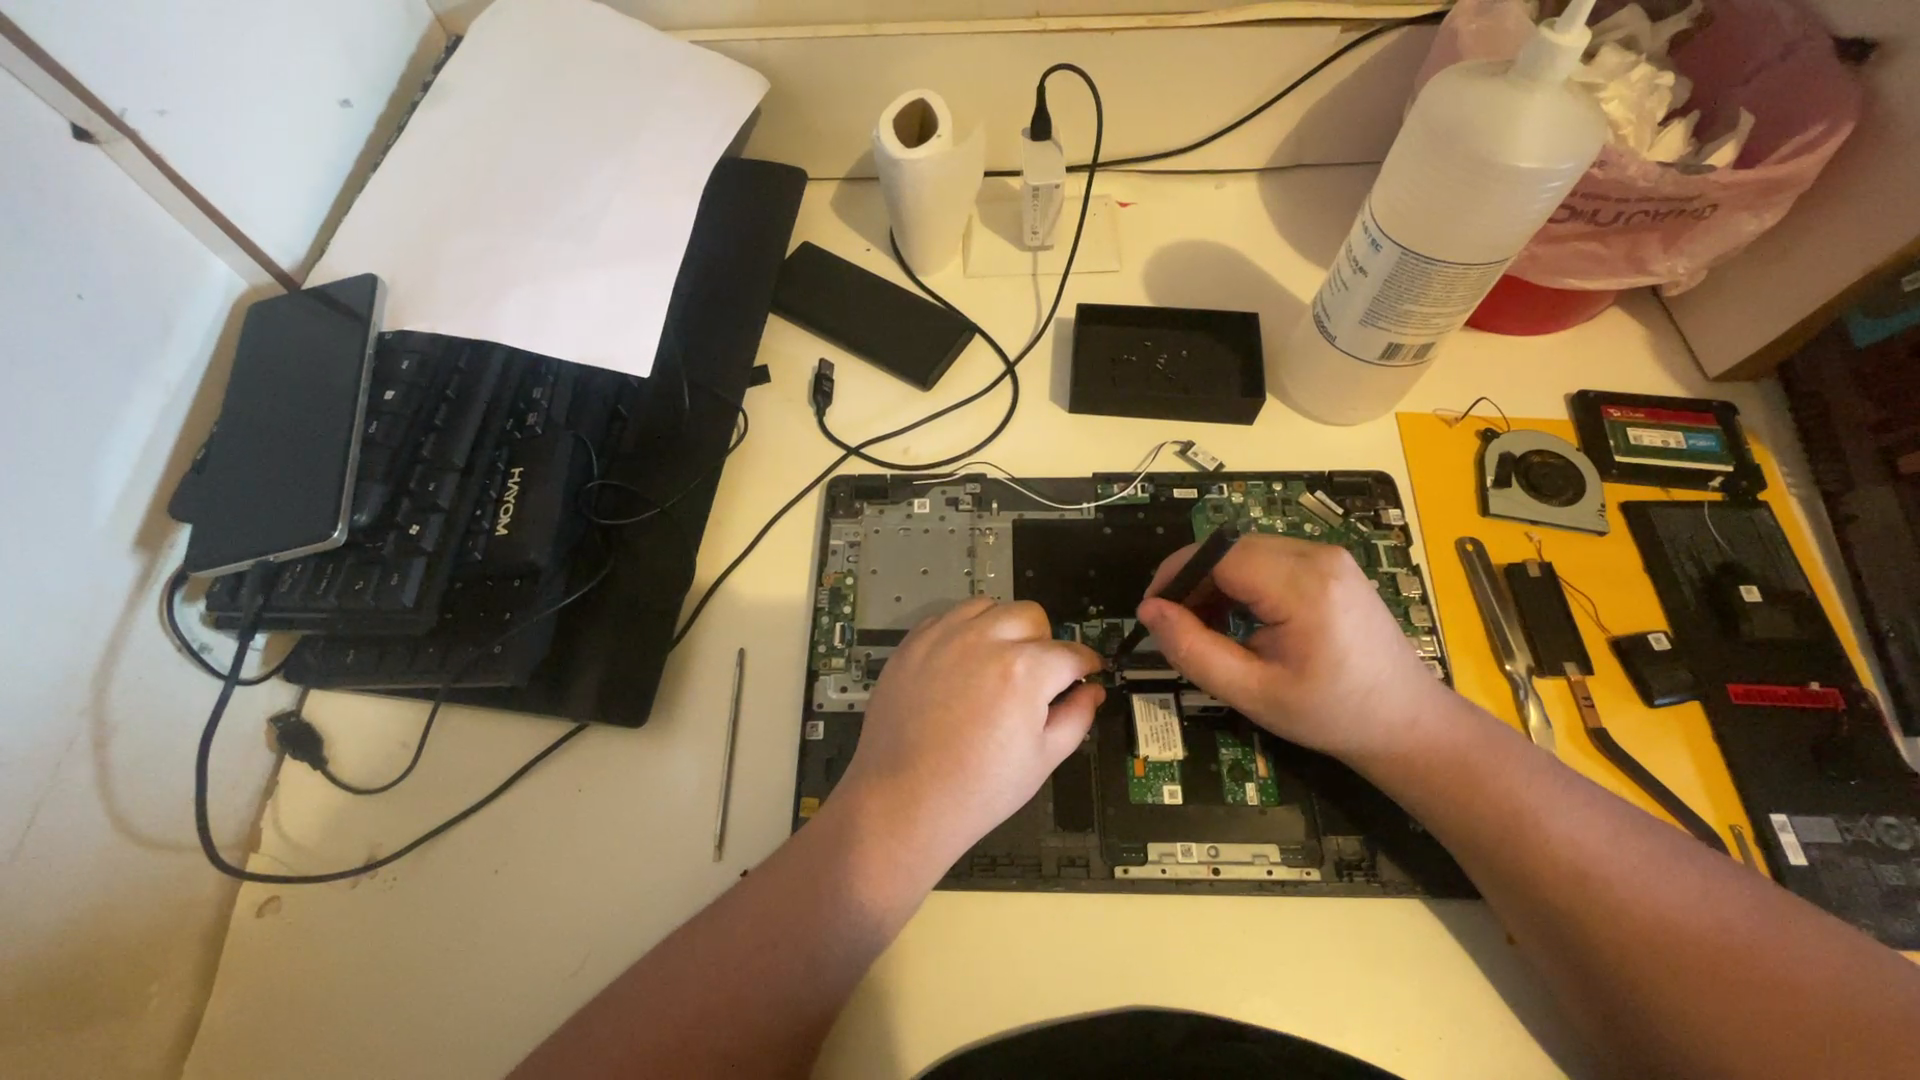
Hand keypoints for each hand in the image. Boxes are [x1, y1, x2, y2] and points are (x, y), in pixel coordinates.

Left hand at [830, 598, 1104, 865]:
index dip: (1086, 665)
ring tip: (998, 663)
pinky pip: (948, 617)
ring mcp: (943, 637)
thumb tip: (1092, 691)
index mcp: (1024, 670)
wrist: (904, 801)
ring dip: (1003, 628)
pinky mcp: (912, 644)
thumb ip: (1076, 717)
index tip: (1086, 672)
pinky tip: (962, 664)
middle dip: (1044, 642)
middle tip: (1037, 676)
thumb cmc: (978, 789)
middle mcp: (984, 640)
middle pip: (1032, 616)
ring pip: (989, 607)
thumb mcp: (1043, 760)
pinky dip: (963, 631)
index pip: (1072, 652)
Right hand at [1134, 534, 1447, 763]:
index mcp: (1302, 585)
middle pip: (1230, 549)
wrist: (1406, 722)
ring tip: (1206, 628)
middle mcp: (1318, 556)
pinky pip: (1269, 560)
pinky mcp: (1332, 566)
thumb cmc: (1329, 714)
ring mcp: (1329, 557)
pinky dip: (1242, 583)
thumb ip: (1194, 650)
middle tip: (1176, 626)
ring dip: (1216, 582)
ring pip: (1246, 552)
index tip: (1152, 612)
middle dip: (1193, 581)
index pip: (1217, 556)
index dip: (1176, 577)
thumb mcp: (1252, 692)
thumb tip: (1149, 611)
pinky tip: (1239, 620)